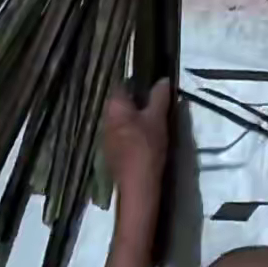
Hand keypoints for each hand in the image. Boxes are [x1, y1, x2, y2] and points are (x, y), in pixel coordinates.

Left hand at [102, 78, 170, 227]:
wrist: (137, 187)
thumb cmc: (146, 146)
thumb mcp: (157, 118)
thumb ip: (160, 96)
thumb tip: (162, 79)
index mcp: (113, 106)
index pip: (122, 84)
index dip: (138, 82)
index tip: (154, 85)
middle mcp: (105, 119)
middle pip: (122, 103)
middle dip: (139, 102)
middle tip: (159, 104)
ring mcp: (106, 137)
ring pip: (123, 120)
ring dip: (137, 118)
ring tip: (156, 122)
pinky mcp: (112, 153)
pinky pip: (123, 135)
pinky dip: (134, 133)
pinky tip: (147, 140)